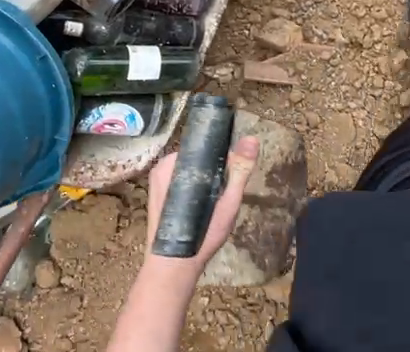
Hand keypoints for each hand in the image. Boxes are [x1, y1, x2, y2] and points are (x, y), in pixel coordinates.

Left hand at [141, 136, 261, 279]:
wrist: (174, 270)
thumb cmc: (200, 235)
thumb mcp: (227, 202)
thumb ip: (240, 170)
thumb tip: (252, 139)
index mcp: (173, 162)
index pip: (205, 145)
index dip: (223, 154)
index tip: (233, 170)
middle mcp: (162, 168)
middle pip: (200, 158)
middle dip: (216, 170)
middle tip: (224, 192)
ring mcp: (157, 183)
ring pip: (194, 170)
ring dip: (208, 181)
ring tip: (216, 201)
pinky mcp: (158, 196)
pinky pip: (185, 182)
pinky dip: (198, 189)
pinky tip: (206, 207)